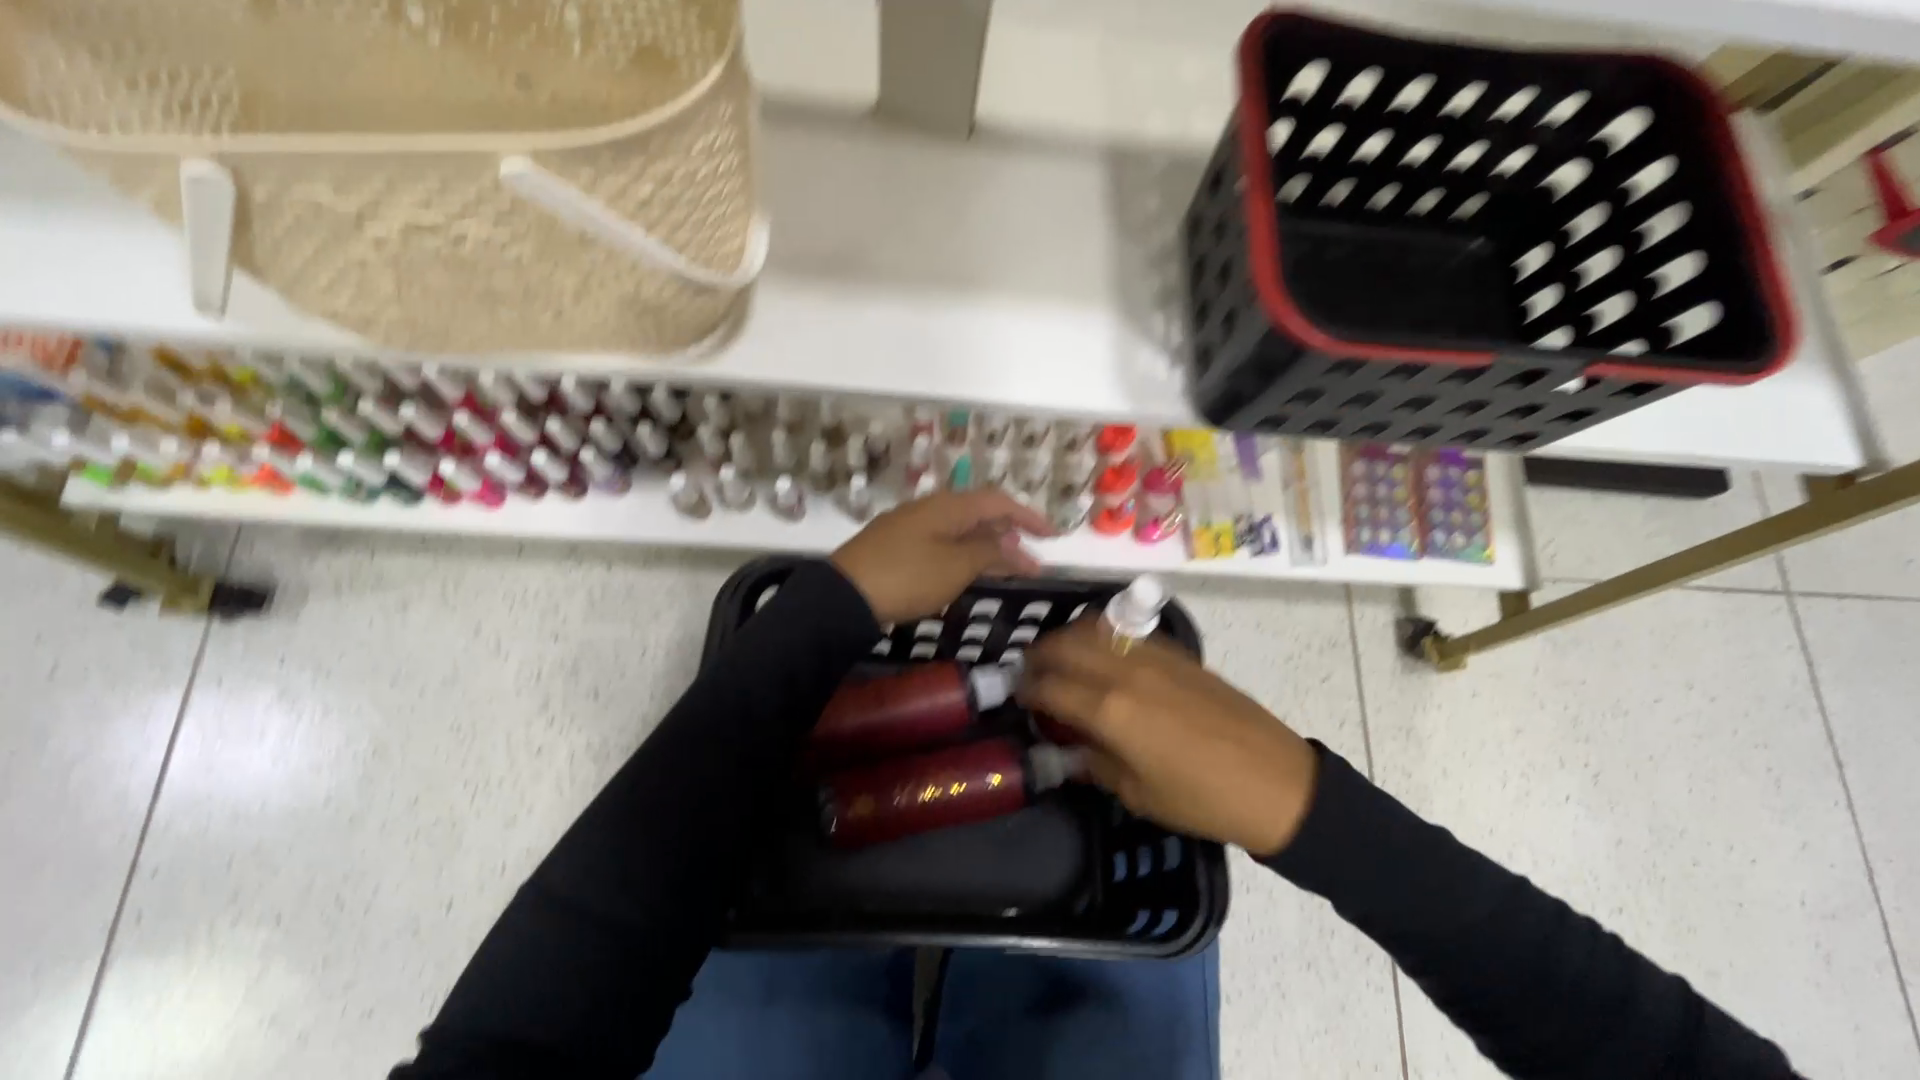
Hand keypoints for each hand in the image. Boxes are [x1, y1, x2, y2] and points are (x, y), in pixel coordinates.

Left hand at [830, 490, 1053, 623]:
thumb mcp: (956, 567)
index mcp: (948, 506)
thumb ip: (989, 553)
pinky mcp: (895, 546)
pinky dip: (963, 553)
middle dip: (1009, 533)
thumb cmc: (907, 577)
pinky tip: (966, 571)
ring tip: (1006, 566)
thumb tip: (1012, 545)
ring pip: (959, 529)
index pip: (998, 501)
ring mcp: (909, 526)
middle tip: (1030, 558)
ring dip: (986, 545)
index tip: (1054, 536)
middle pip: (978, 513)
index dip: (1029, 517)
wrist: (843, 596)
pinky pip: (941, 541)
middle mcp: (930, 508)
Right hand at [1018, 619, 1319, 855]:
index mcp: (1110, 711)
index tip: (1017, 697)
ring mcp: (1155, 658)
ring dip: (1068, 638)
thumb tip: (1070, 749)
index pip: (1049, 686)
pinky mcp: (1179, 655)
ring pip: (1095, 628)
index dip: (1026, 690)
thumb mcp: (1137, 794)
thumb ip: (1095, 763)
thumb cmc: (1201, 800)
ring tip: (1060, 658)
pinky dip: (1102, 636)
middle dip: (1039, 655)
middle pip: (1065, 644)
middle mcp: (1126, 673)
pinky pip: (1126, 635)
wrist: (1276, 783)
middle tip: (1031, 674)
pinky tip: (1101, 657)